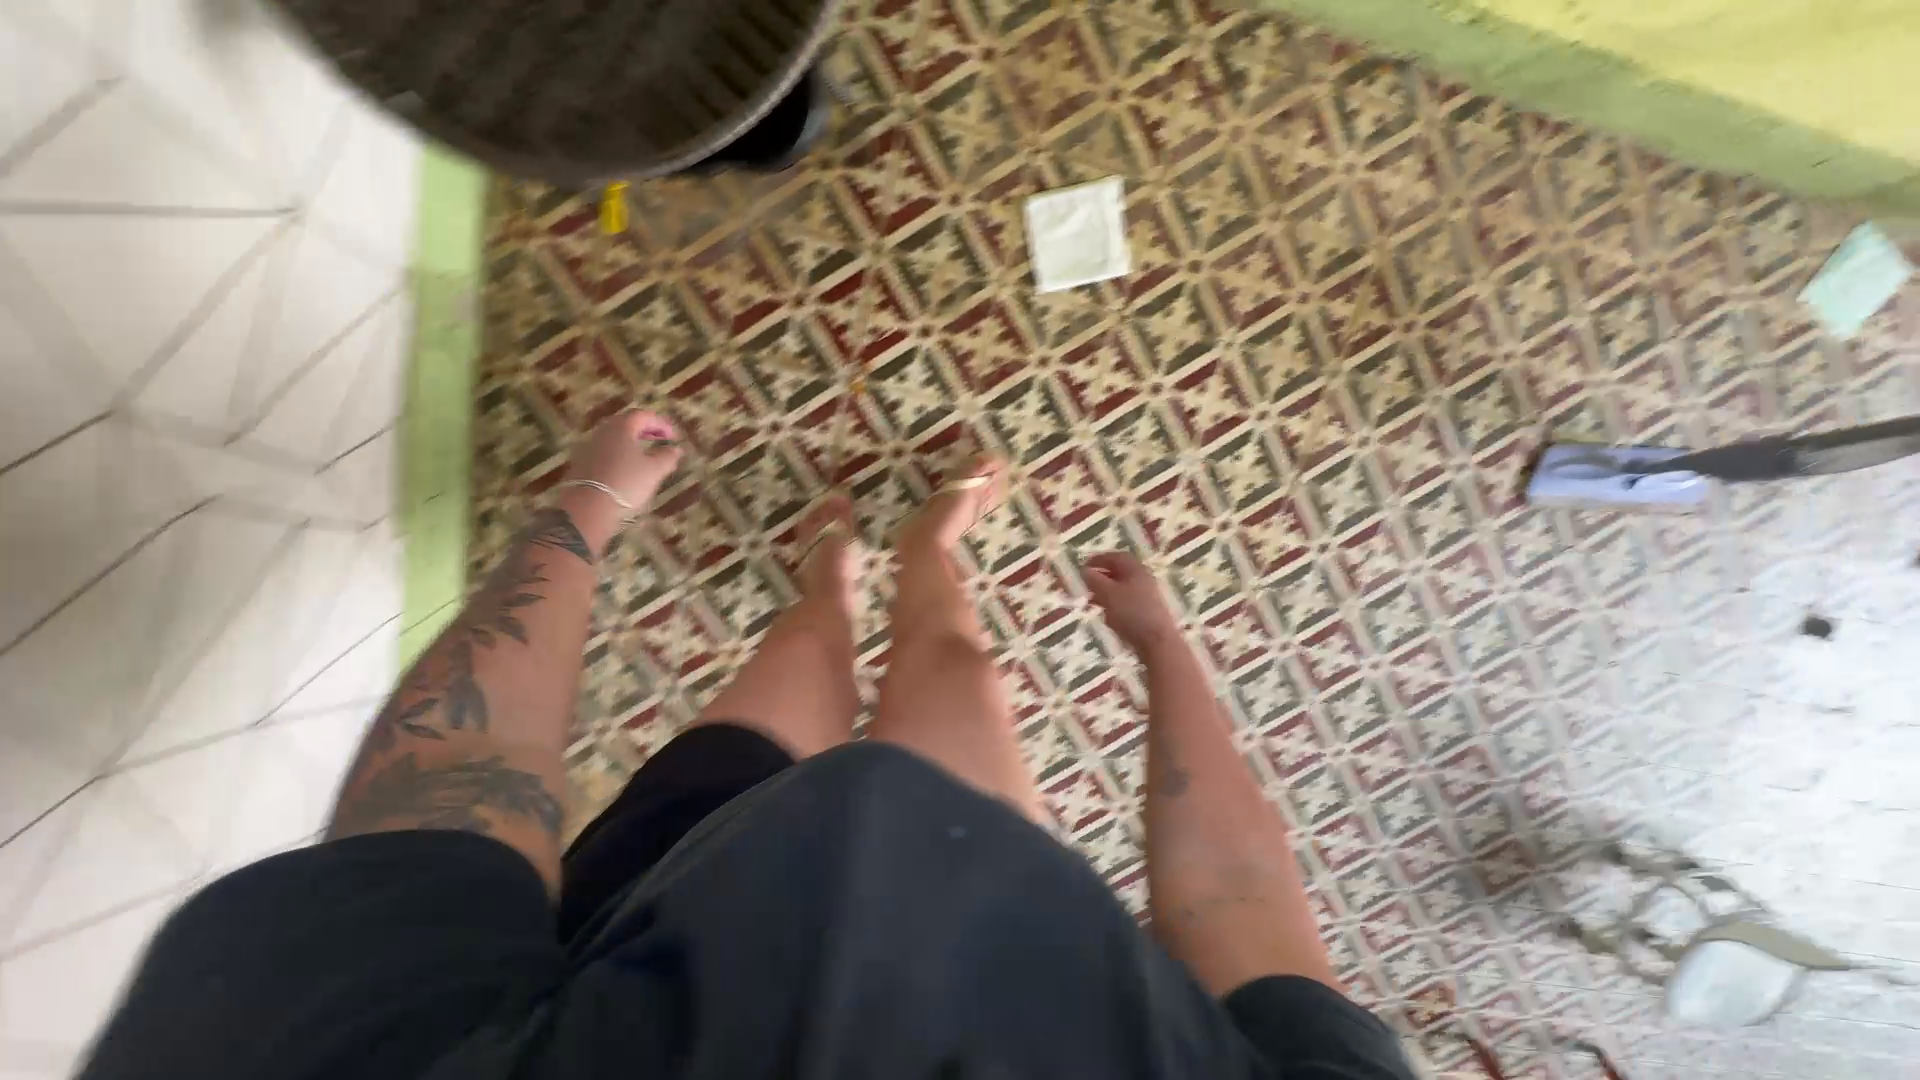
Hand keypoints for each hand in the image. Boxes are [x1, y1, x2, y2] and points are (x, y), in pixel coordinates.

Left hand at [564, 409, 682, 511]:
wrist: (588, 509)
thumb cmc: (626, 483)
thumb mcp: (654, 471)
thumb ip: (667, 457)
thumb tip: (675, 449)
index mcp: (621, 428)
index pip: (642, 416)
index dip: (660, 423)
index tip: (673, 436)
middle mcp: (602, 432)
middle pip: (625, 423)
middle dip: (644, 429)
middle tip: (659, 439)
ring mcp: (588, 448)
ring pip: (613, 438)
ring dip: (630, 442)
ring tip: (644, 455)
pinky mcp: (581, 464)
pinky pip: (604, 452)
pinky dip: (618, 454)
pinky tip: (626, 469)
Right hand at [1083, 552, 1179, 652]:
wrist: (1157, 641)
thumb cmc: (1131, 613)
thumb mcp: (1108, 594)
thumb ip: (1094, 580)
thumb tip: (1083, 570)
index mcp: (1136, 570)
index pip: (1117, 557)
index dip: (1099, 558)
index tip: (1084, 565)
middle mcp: (1144, 579)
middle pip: (1121, 572)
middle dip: (1102, 576)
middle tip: (1086, 582)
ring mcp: (1148, 596)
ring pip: (1123, 588)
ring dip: (1106, 591)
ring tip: (1092, 599)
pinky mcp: (1148, 612)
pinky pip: (1127, 602)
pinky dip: (1114, 604)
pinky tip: (1106, 614)